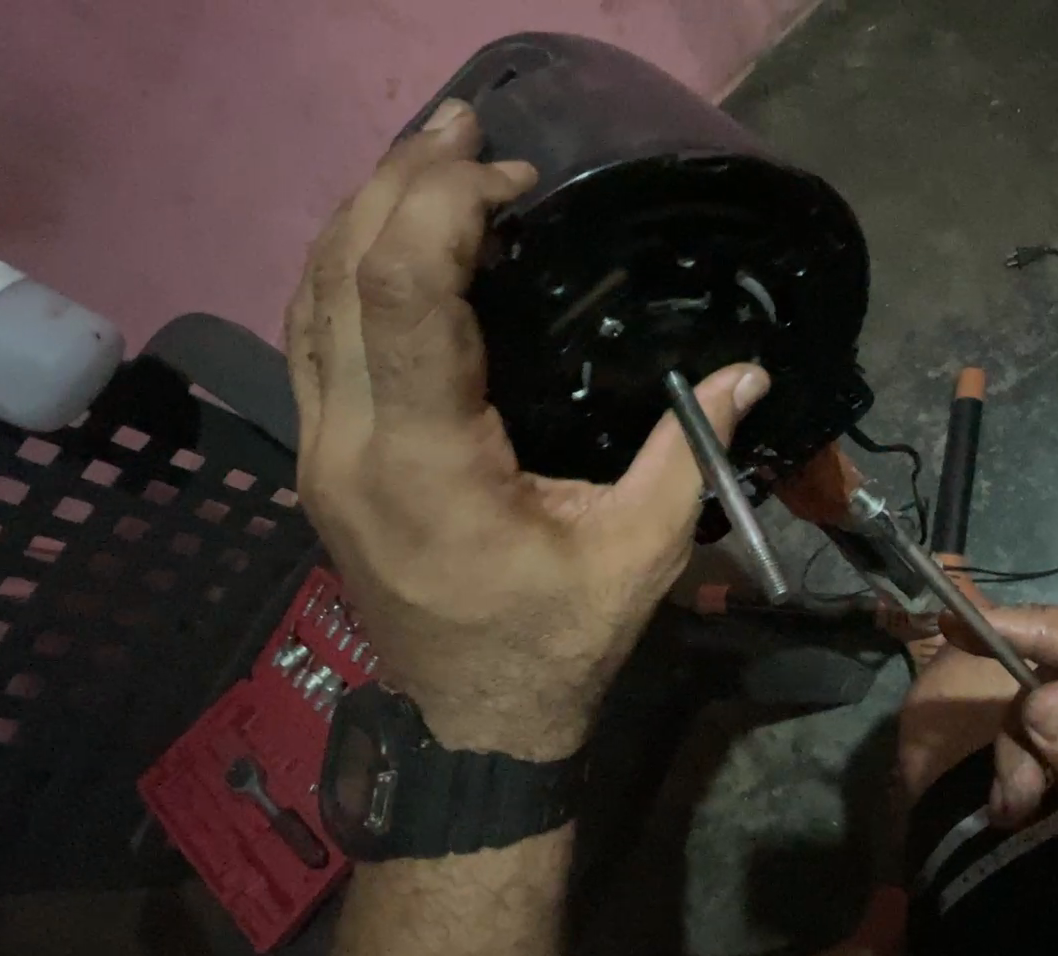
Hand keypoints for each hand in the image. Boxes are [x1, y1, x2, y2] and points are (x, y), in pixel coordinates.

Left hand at [284, 99, 769, 757]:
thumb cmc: (560, 641)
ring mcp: (319, 455)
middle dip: (400, 181)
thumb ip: (691, 453)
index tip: (515, 182)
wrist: (475, 721)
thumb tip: (748, 373)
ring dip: (365, 216)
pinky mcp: (323, 465)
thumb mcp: (642, 552)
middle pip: (340, 271)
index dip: (446, 207)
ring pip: (309, 298)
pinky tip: (394, 247)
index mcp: (426, 464)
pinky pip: (314, 339)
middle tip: (468, 130)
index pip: (403, 292)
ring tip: (430, 163)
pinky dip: (349, 272)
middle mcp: (348, 445)